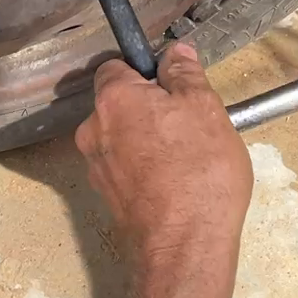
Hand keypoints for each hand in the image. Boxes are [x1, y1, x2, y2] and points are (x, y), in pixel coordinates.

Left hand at [75, 43, 253, 297]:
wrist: (183, 244)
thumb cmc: (199, 170)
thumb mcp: (205, 109)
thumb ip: (185, 74)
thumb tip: (175, 52)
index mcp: (112, 99)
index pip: (116, 67)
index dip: (144, 71)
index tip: (172, 84)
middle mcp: (92, 128)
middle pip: (118, 103)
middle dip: (148, 107)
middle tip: (188, 123)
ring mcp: (94, 163)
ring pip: (121, 136)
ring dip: (147, 138)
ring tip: (186, 156)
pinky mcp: (104, 193)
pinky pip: (124, 165)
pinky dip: (143, 166)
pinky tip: (174, 180)